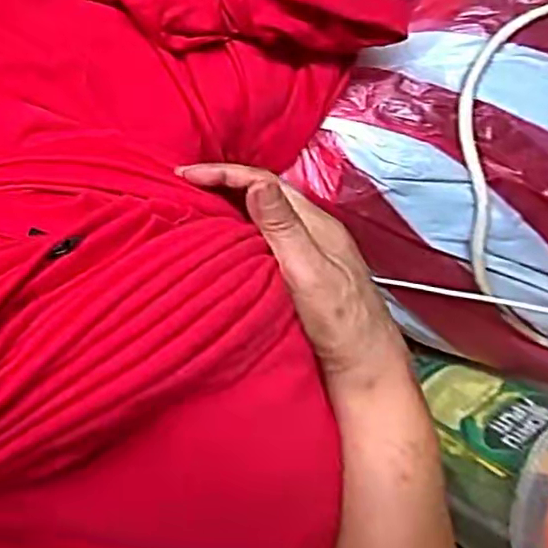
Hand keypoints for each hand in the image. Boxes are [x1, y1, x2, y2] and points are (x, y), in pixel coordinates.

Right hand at [178, 164, 405, 390]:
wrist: (366, 374)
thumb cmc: (343, 326)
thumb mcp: (309, 272)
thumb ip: (284, 227)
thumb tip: (257, 184)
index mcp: (316, 224)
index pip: (263, 181)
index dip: (222, 172)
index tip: (184, 174)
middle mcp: (310, 231)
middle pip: (260, 191)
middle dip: (219, 181)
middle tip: (182, 182)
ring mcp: (304, 250)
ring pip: (258, 211)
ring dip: (225, 200)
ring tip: (192, 201)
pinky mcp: (295, 269)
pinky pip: (257, 233)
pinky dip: (231, 224)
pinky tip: (217, 234)